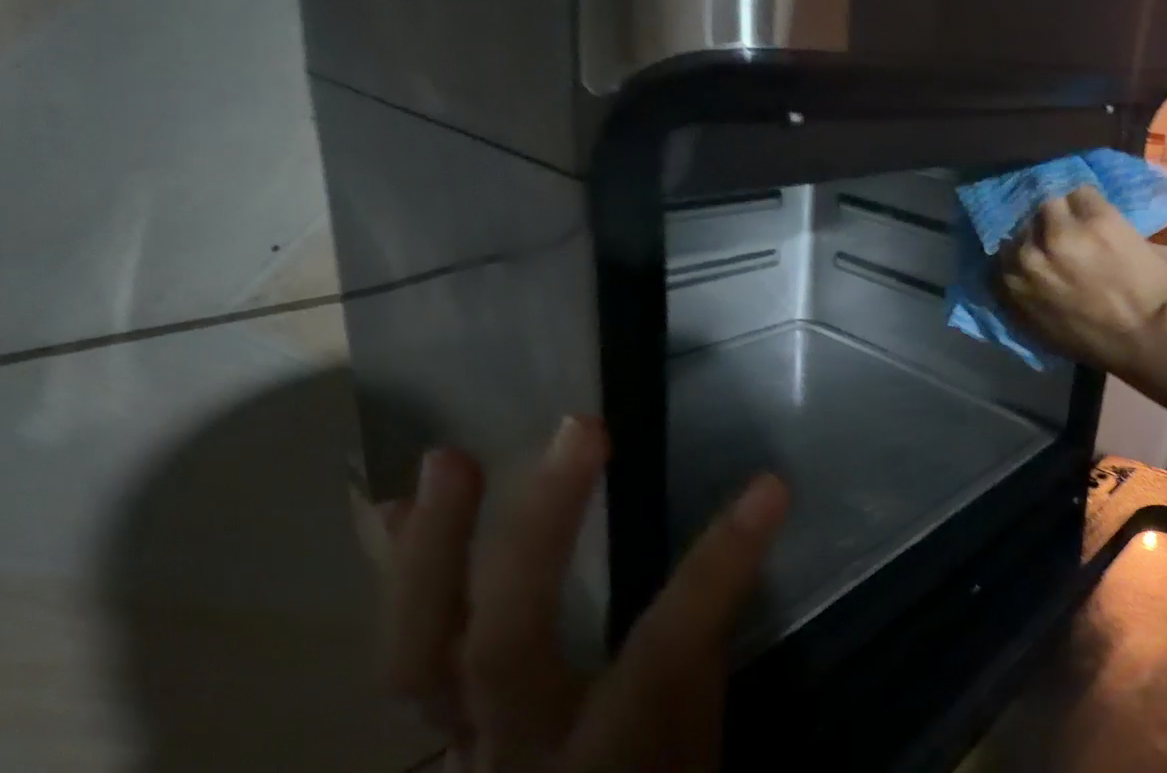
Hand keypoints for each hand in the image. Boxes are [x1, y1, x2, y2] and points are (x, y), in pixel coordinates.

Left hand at [380, 417, 787, 771]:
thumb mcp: (696, 746)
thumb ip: (699, 655)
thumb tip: (731, 544)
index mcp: (613, 757)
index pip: (667, 652)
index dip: (716, 568)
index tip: (768, 489)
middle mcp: (523, 751)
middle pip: (508, 643)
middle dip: (540, 527)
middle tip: (580, 430)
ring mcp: (463, 740)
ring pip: (417, 652)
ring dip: (432, 546)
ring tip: (447, 458)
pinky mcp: (437, 725)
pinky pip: (406, 651)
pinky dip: (398, 575)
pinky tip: (394, 508)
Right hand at [992, 186, 1166, 371]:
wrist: (1149, 336)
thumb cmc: (1099, 344)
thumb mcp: (1043, 330)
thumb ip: (1024, 298)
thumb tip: (1021, 276)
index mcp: (1012, 286)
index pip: (1001, 251)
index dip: (1023, 247)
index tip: (1038, 249)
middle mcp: (1028, 255)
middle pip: (1024, 223)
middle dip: (1040, 228)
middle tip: (1061, 234)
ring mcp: (1060, 232)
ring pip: (1050, 202)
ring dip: (1063, 211)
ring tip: (1081, 220)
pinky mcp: (1093, 216)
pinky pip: (1082, 193)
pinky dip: (1089, 202)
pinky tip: (1101, 214)